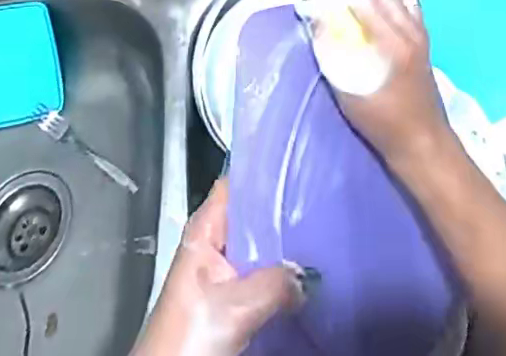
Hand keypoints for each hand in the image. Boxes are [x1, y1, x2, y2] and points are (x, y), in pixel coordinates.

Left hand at [130, 177, 304, 355]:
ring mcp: (222, 272)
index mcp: (204, 229)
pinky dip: (279, 275)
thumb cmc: (187, 336)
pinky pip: (261, 275)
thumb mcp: (235, 307)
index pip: (234, 185)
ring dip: (282, 247)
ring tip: (318, 238)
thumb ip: (274, 284)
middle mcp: (213, 242)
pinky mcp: (230, 299)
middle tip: (317, 206)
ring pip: (258, 247)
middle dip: (280, 211)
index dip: (260, 174)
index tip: (294, 169)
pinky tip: (302, 278)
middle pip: (250, 214)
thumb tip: (307, 275)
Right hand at [326, 0, 453, 168]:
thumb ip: (330, 52)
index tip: (322, 6)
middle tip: (337, 0)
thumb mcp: (347, 92)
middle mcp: (408, 28)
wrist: (424, 141)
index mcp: (390, 42)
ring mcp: (419, 28)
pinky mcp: (424, 33)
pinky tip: (375, 10)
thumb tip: (315, 20)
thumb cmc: (383, 122)